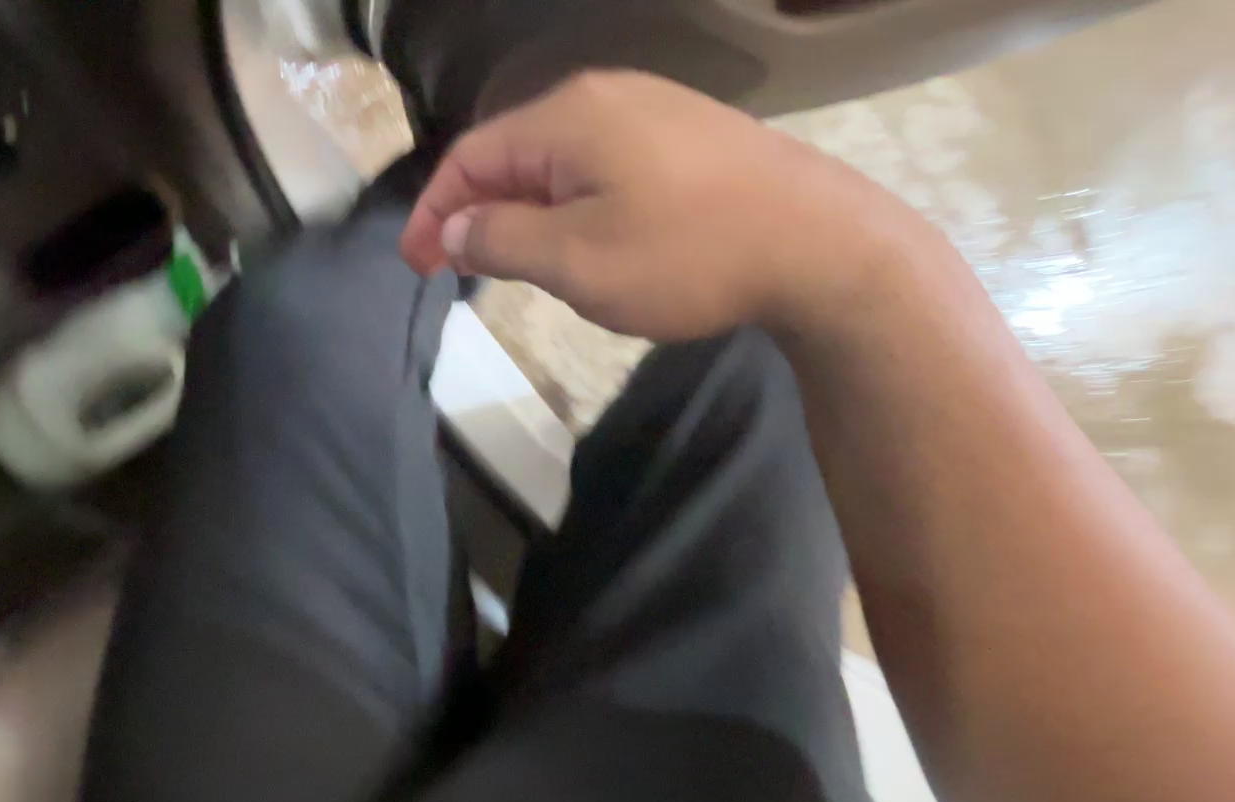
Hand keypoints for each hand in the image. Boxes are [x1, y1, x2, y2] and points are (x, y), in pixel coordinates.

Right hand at [399, 70, 913, 341]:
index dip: (432, 212)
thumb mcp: (574, 259)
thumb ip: (499, 239)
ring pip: (553, 162)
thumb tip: (452, 228)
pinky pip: (596, 167)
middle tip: (454, 270)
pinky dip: (562, 205)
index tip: (416, 264)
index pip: (470, 157)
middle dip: (471, 213)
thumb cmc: (683, 255)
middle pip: (509, 154)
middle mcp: (602, 98)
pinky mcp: (681, 138)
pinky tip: (571, 241)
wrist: (818, 247)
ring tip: (506, 264)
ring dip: (516, 212)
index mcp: (565, 119)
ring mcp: (647, 112)